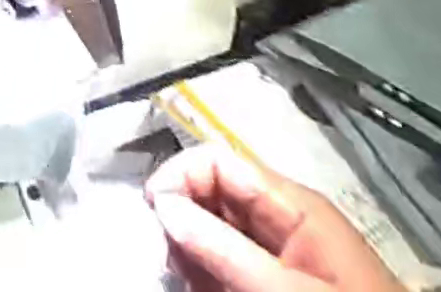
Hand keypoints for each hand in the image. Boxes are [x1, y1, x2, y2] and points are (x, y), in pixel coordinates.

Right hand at [146, 145, 403, 291]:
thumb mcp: (286, 289)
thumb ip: (223, 249)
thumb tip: (163, 206)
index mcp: (289, 201)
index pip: (220, 161)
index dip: (180, 173)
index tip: (152, 209)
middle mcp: (278, 218)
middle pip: (212, 194)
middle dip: (181, 216)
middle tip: (166, 259)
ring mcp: (275, 253)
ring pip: (212, 232)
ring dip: (189, 251)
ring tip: (184, 279)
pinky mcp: (272, 282)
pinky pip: (225, 265)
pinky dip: (204, 275)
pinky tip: (199, 288)